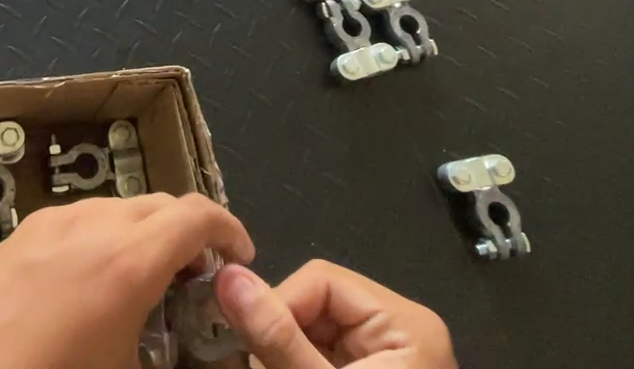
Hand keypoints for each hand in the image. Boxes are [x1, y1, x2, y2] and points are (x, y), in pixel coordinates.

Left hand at [0, 193, 253, 368]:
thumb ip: (162, 350)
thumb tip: (169, 339)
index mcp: (128, 261)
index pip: (197, 215)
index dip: (229, 229)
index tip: (242, 257)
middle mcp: (96, 223)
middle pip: (161, 204)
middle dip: (189, 233)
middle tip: (198, 279)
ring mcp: (54, 220)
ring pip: (121, 207)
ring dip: (146, 233)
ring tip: (145, 281)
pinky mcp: (23, 229)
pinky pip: (82, 217)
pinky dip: (107, 235)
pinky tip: (92, 279)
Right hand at [214, 260, 454, 367]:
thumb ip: (276, 336)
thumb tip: (227, 274)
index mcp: (406, 324)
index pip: (321, 281)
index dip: (280, 306)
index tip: (254, 350)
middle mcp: (401, 332)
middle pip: (318, 304)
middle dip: (282, 336)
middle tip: (262, 368)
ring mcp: (388, 358)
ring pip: (314, 330)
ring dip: (285, 354)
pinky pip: (322, 356)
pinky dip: (298, 366)